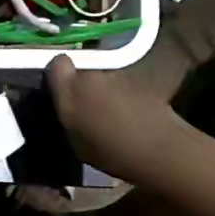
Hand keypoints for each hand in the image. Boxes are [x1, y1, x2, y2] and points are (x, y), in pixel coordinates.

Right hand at [44, 55, 192, 179]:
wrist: (157, 148)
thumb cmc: (108, 151)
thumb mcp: (75, 141)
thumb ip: (68, 117)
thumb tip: (67, 110)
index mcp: (70, 89)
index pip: (57, 64)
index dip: (58, 75)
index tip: (61, 91)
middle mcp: (92, 75)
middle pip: (83, 73)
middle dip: (84, 87)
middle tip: (87, 109)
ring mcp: (119, 75)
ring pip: (105, 80)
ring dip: (106, 92)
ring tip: (112, 116)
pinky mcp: (143, 80)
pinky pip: (125, 87)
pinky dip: (125, 97)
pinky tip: (131, 116)